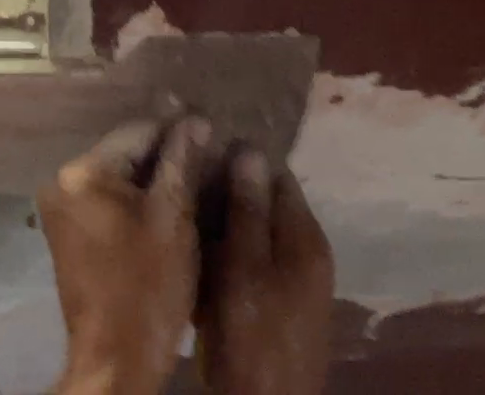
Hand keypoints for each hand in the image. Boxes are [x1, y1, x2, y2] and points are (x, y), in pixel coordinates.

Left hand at [40, 117, 212, 394]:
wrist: (116, 359)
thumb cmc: (149, 285)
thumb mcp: (174, 216)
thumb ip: (182, 161)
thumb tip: (196, 120)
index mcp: (82, 172)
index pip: (140, 132)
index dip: (180, 135)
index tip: (215, 142)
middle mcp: (62, 181)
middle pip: (127, 154)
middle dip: (168, 160)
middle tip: (210, 169)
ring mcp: (61, 209)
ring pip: (120, 178)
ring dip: (155, 182)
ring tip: (196, 190)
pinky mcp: (68, 232)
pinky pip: (109, 201)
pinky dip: (137, 204)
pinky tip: (169, 214)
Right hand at [195, 150, 333, 394]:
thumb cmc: (253, 336)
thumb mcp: (245, 266)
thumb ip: (248, 208)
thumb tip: (251, 148)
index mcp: (305, 237)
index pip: (275, 175)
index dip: (239, 160)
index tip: (200, 152)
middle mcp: (303, 253)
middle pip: (262, 204)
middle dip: (225, 193)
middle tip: (182, 185)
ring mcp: (288, 282)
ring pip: (250, 234)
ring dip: (219, 226)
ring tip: (180, 215)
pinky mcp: (270, 306)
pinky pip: (245, 264)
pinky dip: (222, 257)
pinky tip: (192, 257)